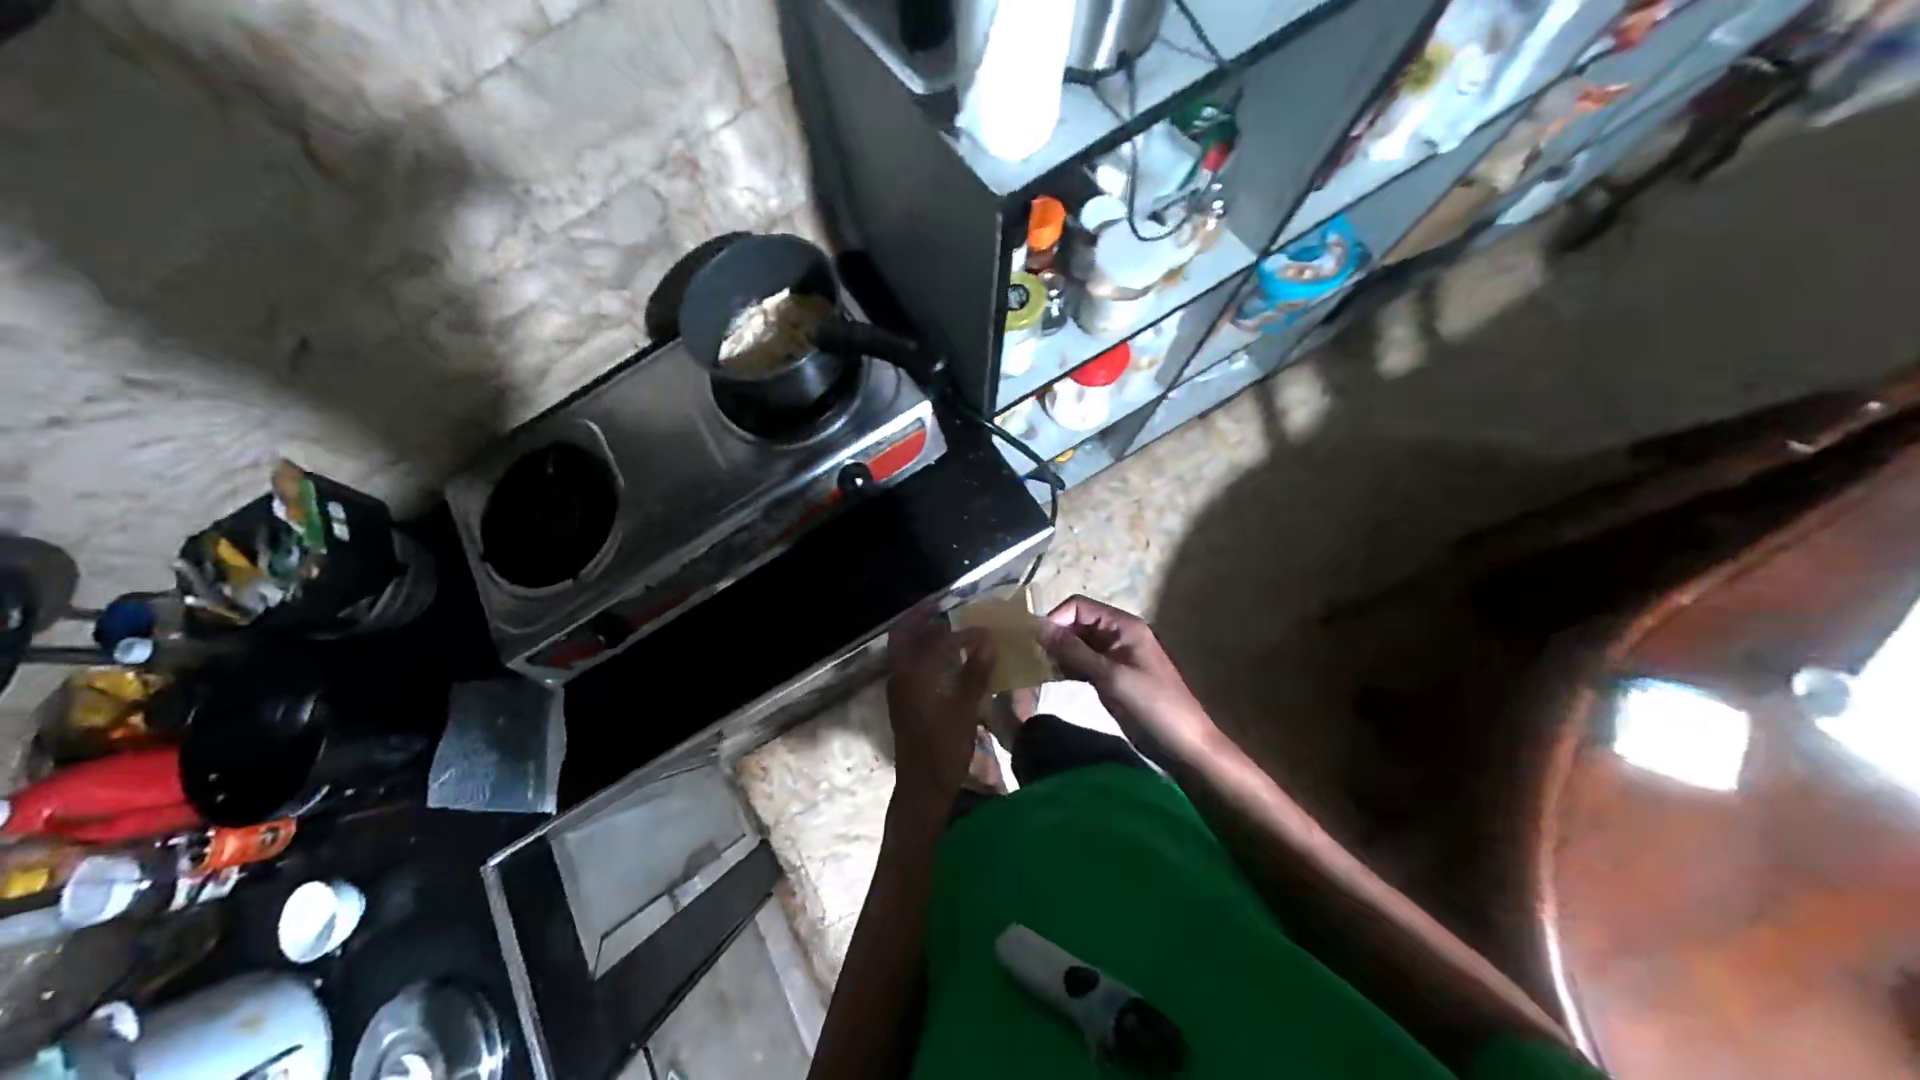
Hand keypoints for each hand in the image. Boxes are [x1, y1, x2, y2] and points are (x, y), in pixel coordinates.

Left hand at [886, 610, 995, 809]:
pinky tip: (947, 662)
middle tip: (944, 607)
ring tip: (948, 628)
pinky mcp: (905, 704)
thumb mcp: (965, 710)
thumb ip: (975, 673)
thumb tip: (988, 640)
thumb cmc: (943, 748)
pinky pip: (911, 668)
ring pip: (905, 653)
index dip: (961, 633)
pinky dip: (925, 656)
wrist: (922, 788)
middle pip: (904, 637)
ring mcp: (899, 692)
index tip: (984, 631)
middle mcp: (899, 678)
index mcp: (911, 676)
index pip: (935, 641)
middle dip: (922, 620)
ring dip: (922, 637)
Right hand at [1038, 595, 1220, 766]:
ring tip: (1036, 670)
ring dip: (1057, 653)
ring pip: (1077, 644)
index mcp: (1123, 625)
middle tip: (1030, 659)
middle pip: (1076, 623)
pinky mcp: (1111, 677)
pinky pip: (1082, 663)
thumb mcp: (1111, 676)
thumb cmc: (1152, 706)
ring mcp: (1114, 657)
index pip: (1078, 606)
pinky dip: (1066, 667)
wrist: (1184, 746)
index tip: (1034, 644)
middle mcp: (1117, 635)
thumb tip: (1039, 628)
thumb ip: (1074, 651)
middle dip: (1053, 636)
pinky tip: (1051, 680)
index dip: (1055, 619)